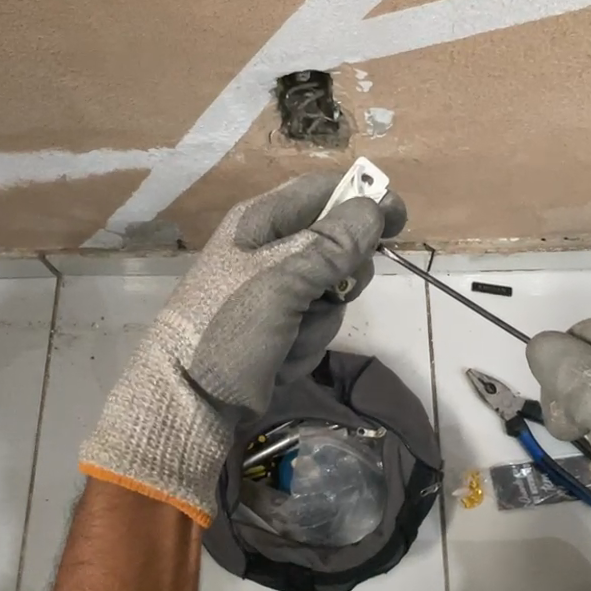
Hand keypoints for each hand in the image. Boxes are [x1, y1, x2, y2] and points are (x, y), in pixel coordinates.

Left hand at [79, 173, 405, 525]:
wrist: (192, 398)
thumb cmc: (228, 327)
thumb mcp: (281, 280)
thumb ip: (332, 245)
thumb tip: (376, 208)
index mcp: (261, 221)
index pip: (324, 191)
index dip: (363, 201)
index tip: (397, 221)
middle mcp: (271, 248)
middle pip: (339, 245)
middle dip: (340, 276)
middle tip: (329, 293)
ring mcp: (278, 291)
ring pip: (335, 291)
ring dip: (319, 319)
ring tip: (287, 335)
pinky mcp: (283, 327)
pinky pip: (320, 323)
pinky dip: (306, 343)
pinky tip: (281, 355)